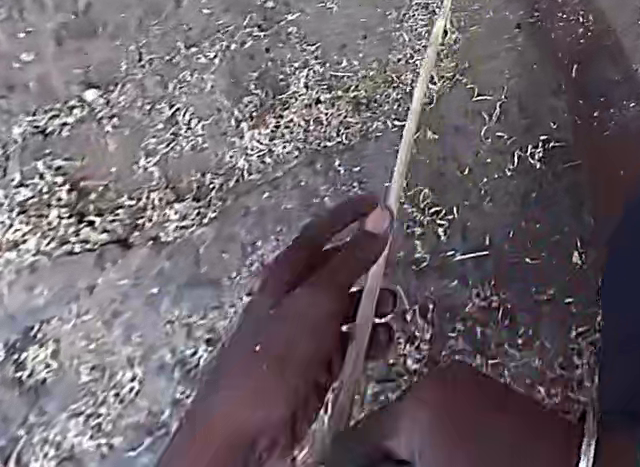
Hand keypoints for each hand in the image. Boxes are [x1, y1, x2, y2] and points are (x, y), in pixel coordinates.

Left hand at [159, 195, 396, 466]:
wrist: (243, 439)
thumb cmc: (274, 358)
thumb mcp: (318, 300)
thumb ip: (353, 258)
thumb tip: (384, 214)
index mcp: (286, 276)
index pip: (320, 232)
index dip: (349, 214)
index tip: (380, 200)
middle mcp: (297, 300)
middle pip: (341, 269)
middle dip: (371, 266)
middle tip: (395, 266)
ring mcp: (307, 334)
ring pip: (351, 306)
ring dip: (375, 306)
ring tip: (390, 312)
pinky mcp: (318, 366)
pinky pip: (352, 341)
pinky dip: (370, 340)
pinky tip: (381, 345)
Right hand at [326, 363, 581, 466]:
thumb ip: (381, 463)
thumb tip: (338, 458)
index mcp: (418, 403)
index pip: (350, 445)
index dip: (340, 466)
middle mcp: (436, 380)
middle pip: (377, 435)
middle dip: (374, 463)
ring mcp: (461, 384)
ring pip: (405, 433)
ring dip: (396, 459)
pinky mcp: (480, 396)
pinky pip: (433, 427)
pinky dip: (424, 451)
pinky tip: (432, 466)